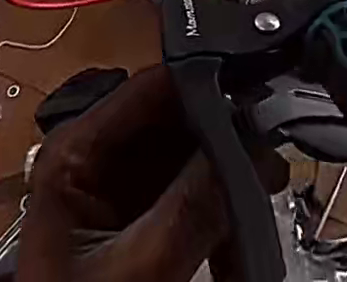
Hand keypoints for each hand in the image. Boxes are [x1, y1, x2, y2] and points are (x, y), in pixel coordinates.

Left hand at [18, 66, 285, 281]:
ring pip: (184, 155)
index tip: (253, 92)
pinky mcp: (138, 219)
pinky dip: (218, 205)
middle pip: (170, 120)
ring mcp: (117, 188)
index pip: (147, 89)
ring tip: (266, 184)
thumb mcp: (138, 269)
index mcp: (77, 151)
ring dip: (225, 170)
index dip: (200, 83)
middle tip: (269, 152)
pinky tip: (245, 222)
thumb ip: (192, 206)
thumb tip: (249, 146)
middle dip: (221, 133)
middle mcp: (96, 156)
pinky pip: (186, 193)